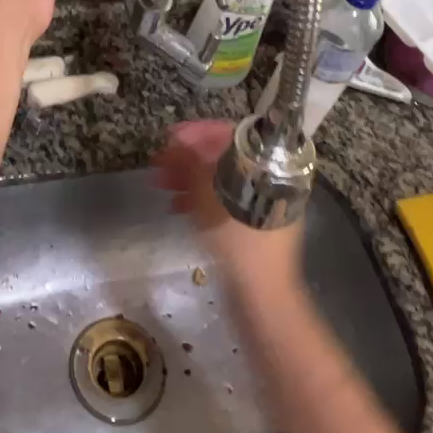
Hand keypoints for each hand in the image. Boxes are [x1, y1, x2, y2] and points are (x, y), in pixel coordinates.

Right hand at [154, 120, 304, 294]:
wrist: (262, 300)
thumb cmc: (241, 244)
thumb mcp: (212, 199)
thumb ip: (195, 166)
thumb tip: (180, 141)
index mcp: (272, 169)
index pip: (236, 136)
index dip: (201, 132)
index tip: (172, 136)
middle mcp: (271, 184)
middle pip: (226, 158)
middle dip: (190, 157)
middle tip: (160, 161)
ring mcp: (262, 207)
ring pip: (222, 181)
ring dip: (190, 177)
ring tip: (161, 182)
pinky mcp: (251, 229)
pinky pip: (223, 203)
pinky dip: (200, 200)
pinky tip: (177, 206)